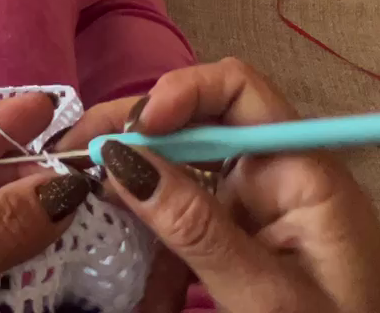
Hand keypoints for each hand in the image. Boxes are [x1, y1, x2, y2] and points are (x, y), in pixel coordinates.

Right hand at [55, 59, 379, 312]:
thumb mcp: (266, 298)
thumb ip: (193, 226)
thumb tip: (117, 155)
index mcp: (302, 171)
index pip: (237, 88)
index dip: (180, 92)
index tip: (134, 129)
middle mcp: (274, 174)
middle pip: (193, 120)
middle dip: (134, 135)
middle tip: (77, 157)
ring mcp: (253, 206)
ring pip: (177, 166)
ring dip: (133, 187)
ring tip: (87, 201)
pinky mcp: (237, 237)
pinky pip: (180, 212)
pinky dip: (150, 233)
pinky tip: (131, 267)